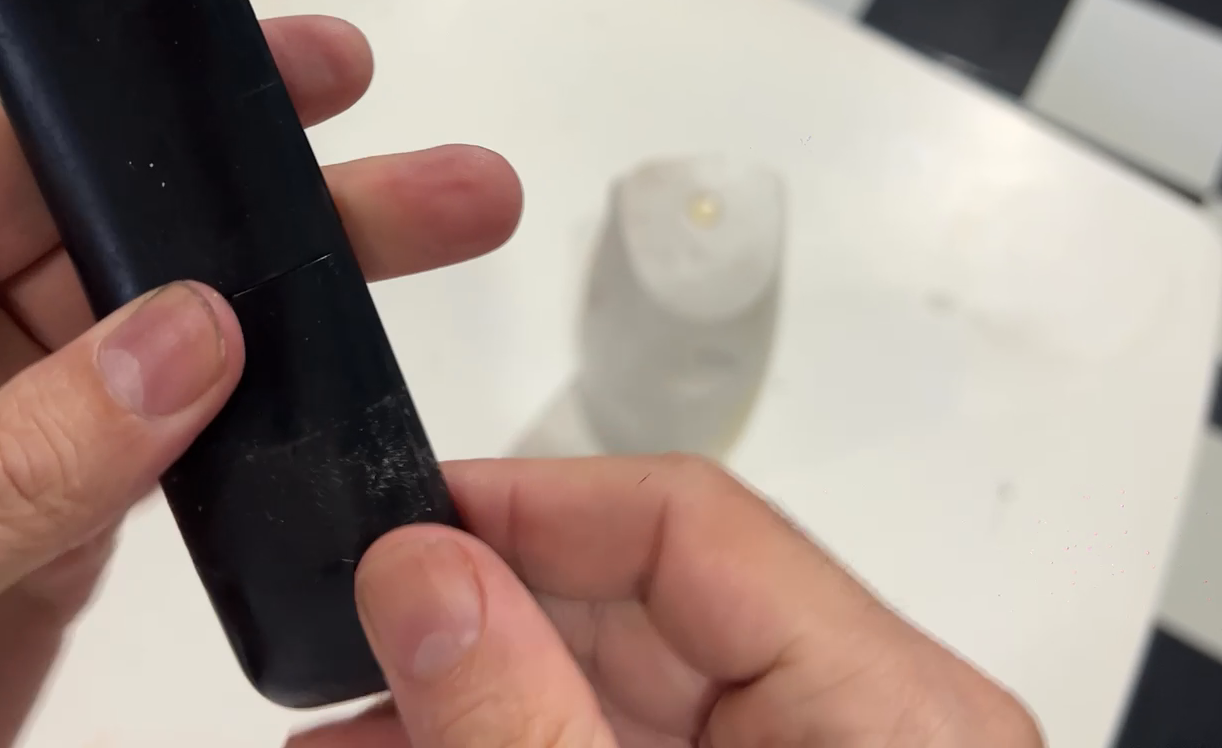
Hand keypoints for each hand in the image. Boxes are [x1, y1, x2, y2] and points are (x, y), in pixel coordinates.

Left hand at [0, 16, 522, 747]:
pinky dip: (287, 389)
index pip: (32, 155)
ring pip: (200, 317)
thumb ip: (7, 472)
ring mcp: (37, 412)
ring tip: (450, 237)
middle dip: (303, 196)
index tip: (323, 70)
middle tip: (445, 180)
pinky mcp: (94, 490)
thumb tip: (203, 331)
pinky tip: (365, 368)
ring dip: (319, 284)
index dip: (173, 104)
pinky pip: (206, 414)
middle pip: (154, 229)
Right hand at [298, 455, 1042, 747]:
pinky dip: (505, 742)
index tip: (409, 518)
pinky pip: (609, 738)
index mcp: (882, 707)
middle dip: (480, 611)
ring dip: (472, 691)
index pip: (687, 519)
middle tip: (351, 636)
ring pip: (610, 673)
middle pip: (639, 597)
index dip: (538, 498)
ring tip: (339, 733)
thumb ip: (514, 720)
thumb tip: (411, 563)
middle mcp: (856, 717)